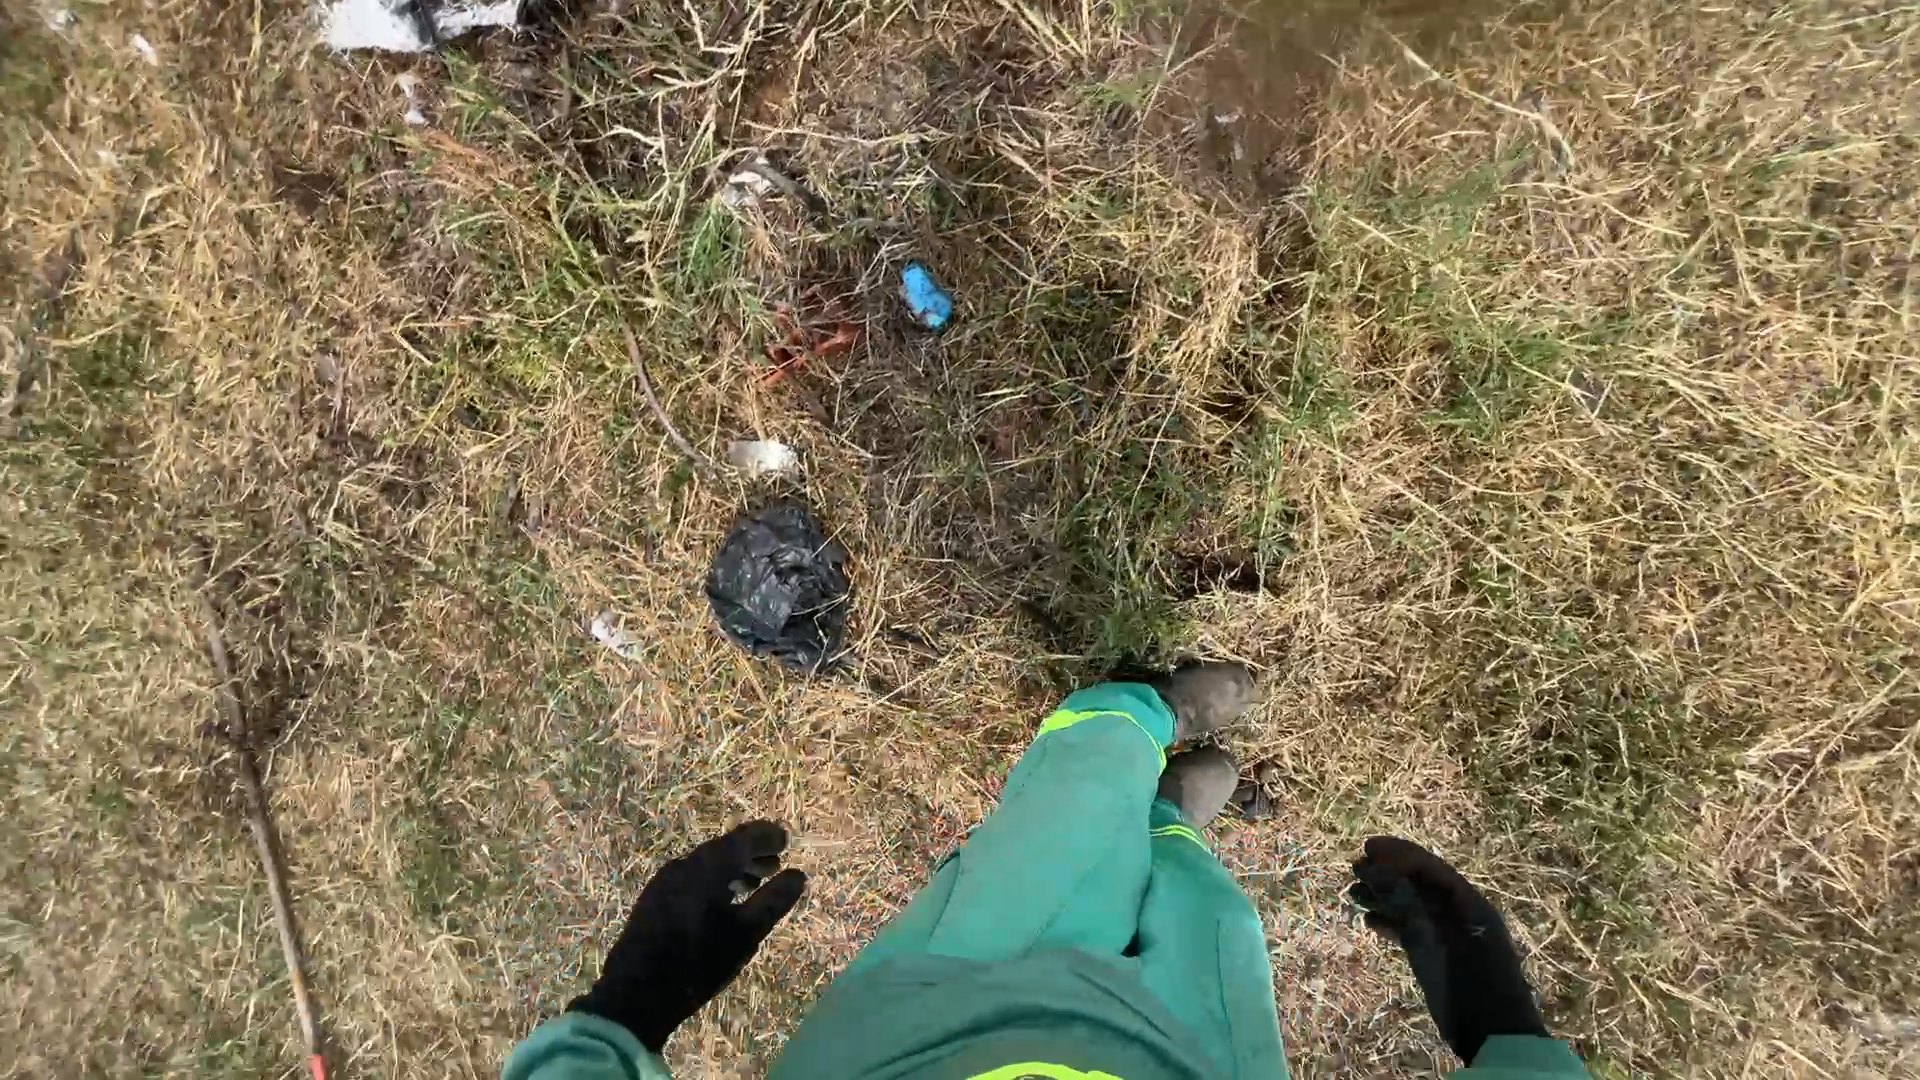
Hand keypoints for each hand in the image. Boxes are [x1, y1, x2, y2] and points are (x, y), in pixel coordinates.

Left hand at [570, 821, 806, 1050]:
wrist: (632, 998)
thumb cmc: (697, 963)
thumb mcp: (746, 934)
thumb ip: (774, 900)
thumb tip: (798, 875)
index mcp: (708, 866)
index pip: (744, 837)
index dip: (768, 837)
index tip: (786, 840)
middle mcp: (685, 864)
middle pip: (725, 848)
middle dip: (753, 853)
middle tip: (775, 865)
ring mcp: (665, 881)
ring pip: (707, 863)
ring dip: (734, 868)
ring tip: (753, 885)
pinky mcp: (653, 899)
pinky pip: (691, 877)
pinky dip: (713, 880)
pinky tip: (721, 902)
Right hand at [1348, 836, 1547, 1062]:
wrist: (1492, 1036)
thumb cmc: (1464, 979)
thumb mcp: (1430, 934)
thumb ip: (1401, 898)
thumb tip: (1371, 867)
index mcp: (1467, 903)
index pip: (1428, 866)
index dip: (1397, 852)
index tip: (1367, 847)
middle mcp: (1459, 913)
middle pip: (1417, 883)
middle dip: (1385, 873)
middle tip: (1355, 870)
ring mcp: (1449, 935)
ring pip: (1411, 905)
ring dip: (1383, 896)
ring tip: (1355, 895)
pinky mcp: (1440, 955)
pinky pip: (1412, 928)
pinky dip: (1391, 922)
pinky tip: (1370, 923)